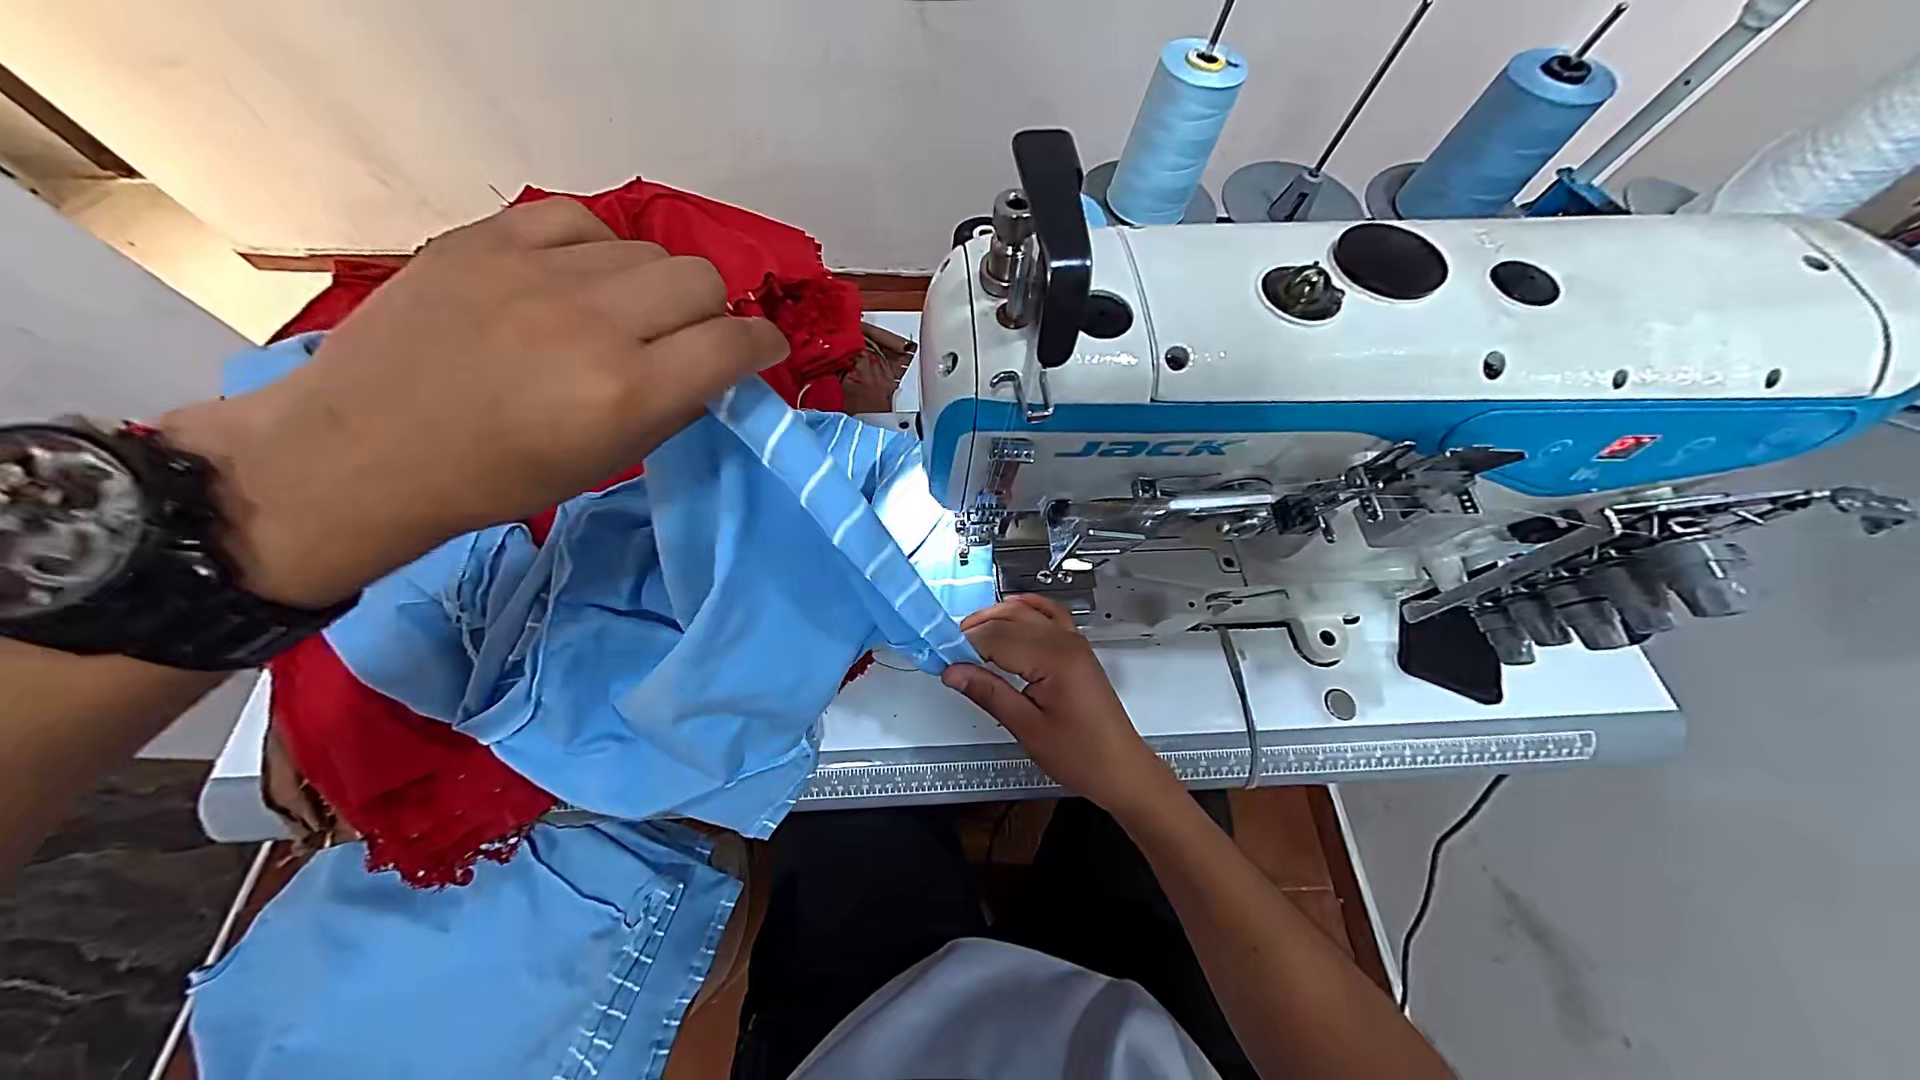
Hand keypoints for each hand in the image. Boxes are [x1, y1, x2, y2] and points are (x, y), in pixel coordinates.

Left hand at [159, 200, 789, 606]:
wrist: (372, 449)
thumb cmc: (506, 476)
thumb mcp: (613, 459)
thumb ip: (678, 405)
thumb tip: (718, 366)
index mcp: (627, 392)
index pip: (735, 343)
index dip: (763, 345)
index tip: (760, 351)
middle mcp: (593, 323)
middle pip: (701, 279)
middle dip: (712, 311)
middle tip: (687, 336)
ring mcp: (535, 272)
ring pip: (647, 248)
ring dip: (655, 284)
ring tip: (624, 311)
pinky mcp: (485, 239)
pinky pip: (580, 218)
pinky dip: (598, 247)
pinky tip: (579, 276)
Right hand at [941, 594, 1180, 816]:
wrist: (1122, 769)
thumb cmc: (1083, 755)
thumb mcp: (1027, 727)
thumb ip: (988, 693)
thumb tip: (954, 672)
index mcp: (1054, 658)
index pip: (995, 638)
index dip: (963, 646)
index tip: (940, 657)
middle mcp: (1065, 642)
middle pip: (1008, 621)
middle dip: (974, 632)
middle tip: (946, 651)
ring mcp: (1074, 642)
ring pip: (1026, 614)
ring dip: (995, 619)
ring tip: (966, 637)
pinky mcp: (1077, 649)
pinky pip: (1050, 615)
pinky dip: (1028, 609)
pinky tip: (1010, 609)